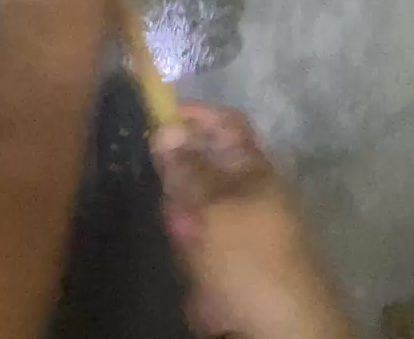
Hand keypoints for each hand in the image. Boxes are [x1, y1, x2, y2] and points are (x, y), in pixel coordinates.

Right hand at [151, 104, 353, 338]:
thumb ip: (187, 169)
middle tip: (182, 223)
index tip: (158, 117)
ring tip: (201, 268)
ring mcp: (244, 237)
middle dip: (183, 200)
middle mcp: (251, 197)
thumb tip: (165, 125)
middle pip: (200, 176)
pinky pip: (202, 261)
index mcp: (255, 171)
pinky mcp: (235, 274)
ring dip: (190, 244)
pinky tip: (210, 299)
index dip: (195, 114)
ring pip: (195, 221)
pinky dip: (201, 277)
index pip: (225, 124)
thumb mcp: (213, 210)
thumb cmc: (253, 263)